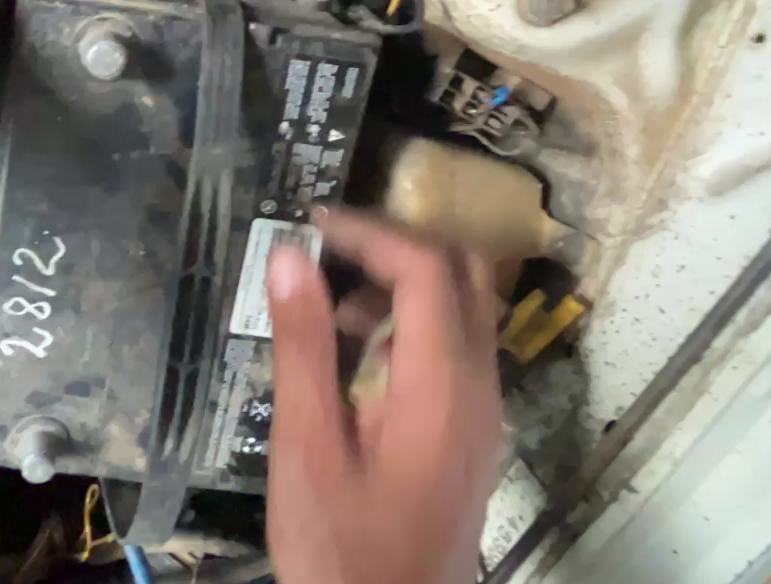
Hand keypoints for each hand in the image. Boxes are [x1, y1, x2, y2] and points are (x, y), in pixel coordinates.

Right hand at [265, 207, 504, 583]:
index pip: (427, 269)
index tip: (310, 222)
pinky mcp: (468, 425)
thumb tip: (289, 255)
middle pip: (462, 272)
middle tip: (326, 239)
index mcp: (443, 388)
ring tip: (326, 295)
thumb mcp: (307, 446)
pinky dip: (404, 316)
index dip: (370, 231)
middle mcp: (479, 387)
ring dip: (398, 277)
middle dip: (394, 240)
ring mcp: (481, 408)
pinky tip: (350, 346)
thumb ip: (302, 346)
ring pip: (460, 302)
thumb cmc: (341, 548)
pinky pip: (450, 340)